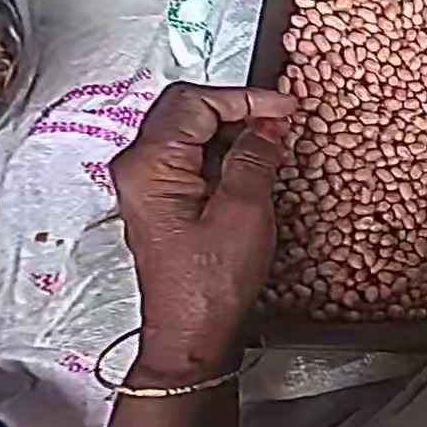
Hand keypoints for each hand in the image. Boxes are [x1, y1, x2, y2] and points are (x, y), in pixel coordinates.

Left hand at [109, 83, 294, 383]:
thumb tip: (268, 127)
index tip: (287, 105)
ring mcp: (151, 184)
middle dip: (238, 107)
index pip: (195, 105)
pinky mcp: (167, 200)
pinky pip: (195, 159)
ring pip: (192, 134)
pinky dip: (228, 151)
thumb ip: (254, 161)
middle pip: (186, 112)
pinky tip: (257, 161)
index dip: (245, 99)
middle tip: (283, 116)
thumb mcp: (244, 213)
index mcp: (150, 166)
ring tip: (277, 138)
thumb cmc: (213, 279)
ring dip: (235, 129)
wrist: (193, 327)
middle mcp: (139, 168)